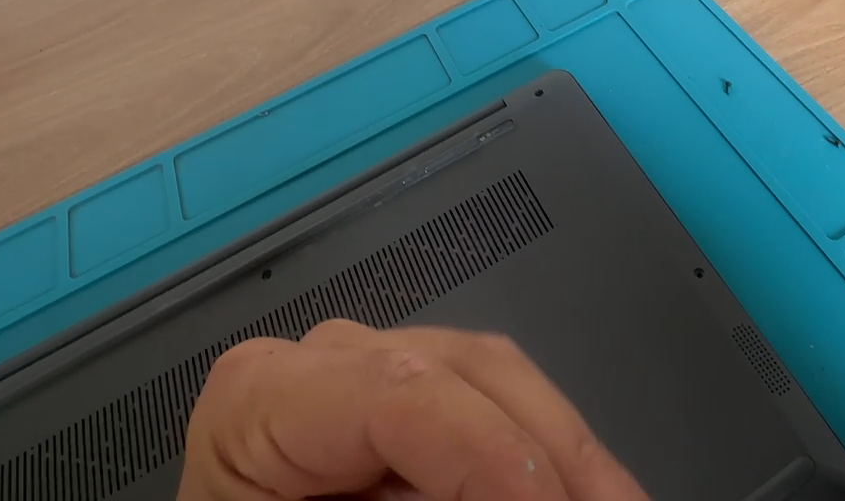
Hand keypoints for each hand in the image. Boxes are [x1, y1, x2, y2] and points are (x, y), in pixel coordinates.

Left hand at [177, 319, 650, 500]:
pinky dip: (539, 449)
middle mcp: (325, 356)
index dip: (490, 455)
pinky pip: (486, 398)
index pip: (400, 391)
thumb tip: (525, 491)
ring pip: (496, 377)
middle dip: (556, 452)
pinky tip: (578, 485)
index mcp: (265, 394)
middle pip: (468, 371)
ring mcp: (369, 363)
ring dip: (565, 449)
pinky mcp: (402, 394)